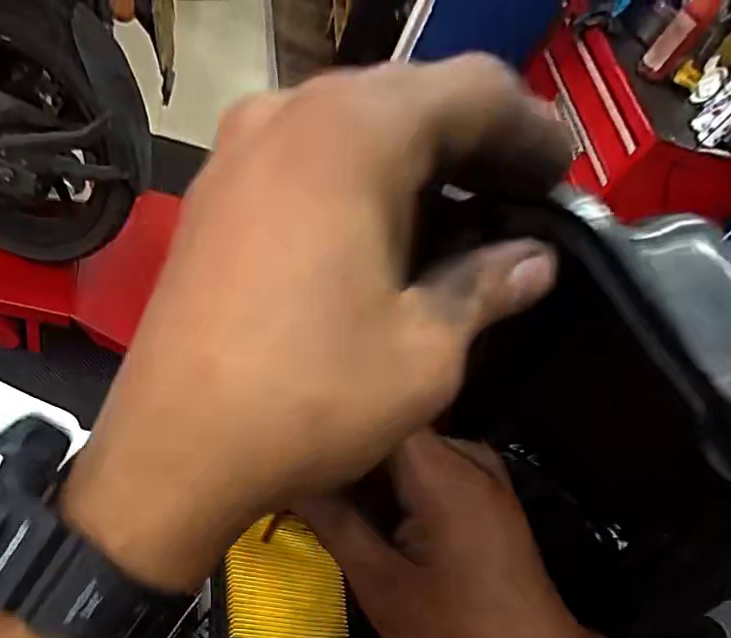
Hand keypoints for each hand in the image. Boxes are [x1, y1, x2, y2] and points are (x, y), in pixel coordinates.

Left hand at [62, 56, 571, 590]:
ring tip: (433, 229)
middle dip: (459, 149)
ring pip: (336, 141)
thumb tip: (529, 263)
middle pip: (398, 105)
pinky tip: (356, 249)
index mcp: (351, 131)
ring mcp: (227, 165)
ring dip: (394, 176)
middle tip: (500, 202)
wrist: (173, 454)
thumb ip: (484, 289)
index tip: (557, 173)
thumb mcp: (421, 354)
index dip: (530, 131)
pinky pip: (287, 180)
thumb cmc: (305, 402)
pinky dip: (335, 200)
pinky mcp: (199, 214)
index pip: (473, 91)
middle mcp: (280, 120)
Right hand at [300, 430, 628, 637]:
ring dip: (371, 475)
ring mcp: (484, 476)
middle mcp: (470, 459)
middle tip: (303, 486)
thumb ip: (335, 524)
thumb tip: (292, 481)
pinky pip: (431, 470)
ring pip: (410, 453)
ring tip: (333, 503)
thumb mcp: (380, 582)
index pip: (378, 418)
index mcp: (444, 474)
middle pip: (393, 432)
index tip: (297, 455)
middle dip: (348, 457)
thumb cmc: (455, 628)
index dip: (333, 431)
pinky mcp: (486, 497)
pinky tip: (377, 517)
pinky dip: (398, 487)